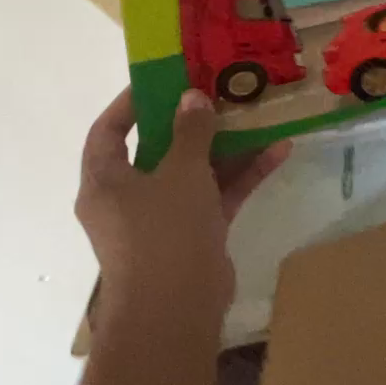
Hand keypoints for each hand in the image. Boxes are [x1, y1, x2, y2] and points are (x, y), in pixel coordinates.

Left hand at [76, 88, 290, 324]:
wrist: (177, 305)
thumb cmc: (163, 231)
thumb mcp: (179, 173)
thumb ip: (190, 133)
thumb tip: (193, 97)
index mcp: (106, 183)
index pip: (107, 133)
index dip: (129, 104)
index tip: (162, 80)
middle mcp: (131, 197)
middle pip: (159, 149)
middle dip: (192, 121)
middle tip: (221, 92)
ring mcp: (166, 215)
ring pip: (197, 170)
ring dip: (228, 146)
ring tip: (260, 115)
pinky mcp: (197, 230)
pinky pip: (221, 192)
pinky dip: (246, 174)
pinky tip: (280, 150)